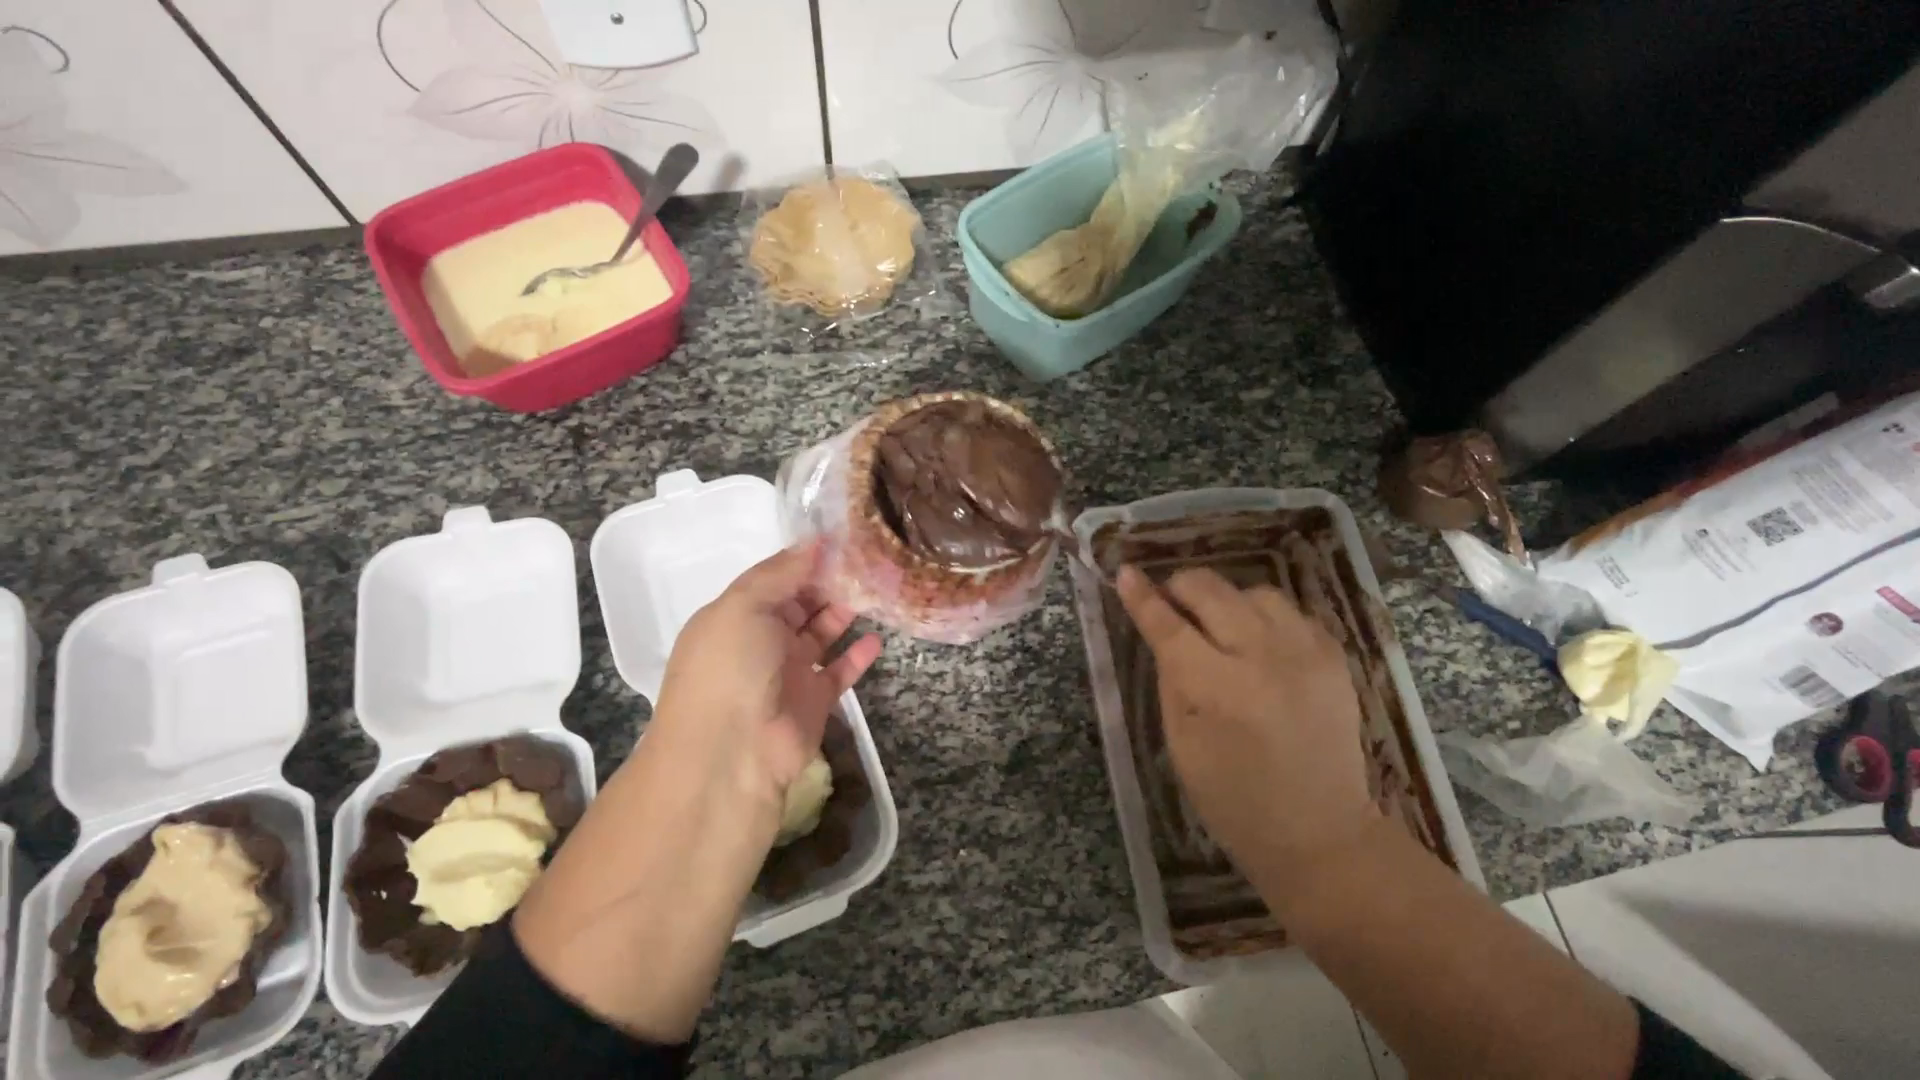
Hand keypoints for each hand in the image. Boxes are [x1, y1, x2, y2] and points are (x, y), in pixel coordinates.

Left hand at [648, 541, 882, 843]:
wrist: (731, 752)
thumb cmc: (730, 668)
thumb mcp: (745, 606)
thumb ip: (781, 572)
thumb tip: (815, 541)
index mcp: (734, 615)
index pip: (773, 578)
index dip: (804, 559)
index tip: (842, 538)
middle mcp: (760, 640)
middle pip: (799, 603)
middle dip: (828, 582)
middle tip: (868, 559)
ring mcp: (787, 672)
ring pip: (820, 633)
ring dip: (843, 612)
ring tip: (876, 590)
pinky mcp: (813, 700)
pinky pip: (839, 670)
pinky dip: (857, 655)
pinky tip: (876, 638)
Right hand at [1116, 565, 1377, 892]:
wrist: (1320, 832)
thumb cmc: (1233, 799)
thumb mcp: (1181, 745)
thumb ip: (1171, 679)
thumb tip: (1162, 630)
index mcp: (1218, 689)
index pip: (1169, 625)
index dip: (1142, 596)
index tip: (1125, 571)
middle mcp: (1264, 658)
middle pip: (1212, 591)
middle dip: (1181, 586)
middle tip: (1169, 600)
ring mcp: (1306, 653)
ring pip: (1255, 592)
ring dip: (1226, 600)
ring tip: (1219, 626)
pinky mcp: (1335, 656)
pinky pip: (1291, 612)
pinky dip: (1265, 618)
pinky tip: (1258, 643)